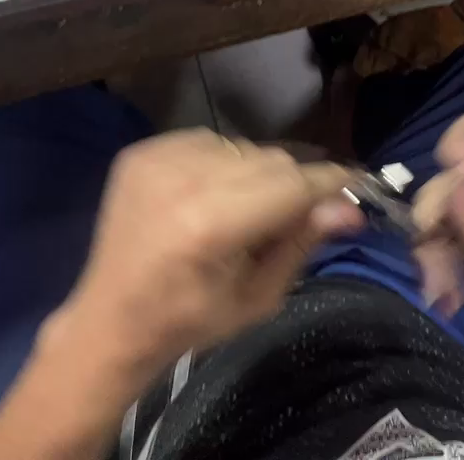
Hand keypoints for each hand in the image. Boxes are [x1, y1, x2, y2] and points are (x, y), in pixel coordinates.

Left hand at [45, 129, 363, 374]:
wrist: (108, 321)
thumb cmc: (188, 321)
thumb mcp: (256, 298)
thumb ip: (302, 244)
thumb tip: (349, 208)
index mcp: (209, 226)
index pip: (290, 185)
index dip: (328, 183)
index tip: (356, 182)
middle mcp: (183, 179)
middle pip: (271, 160)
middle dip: (292, 184)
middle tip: (291, 215)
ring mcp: (158, 159)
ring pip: (243, 147)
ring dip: (255, 173)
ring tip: (242, 210)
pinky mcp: (143, 151)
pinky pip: (209, 141)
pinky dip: (222, 164)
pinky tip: (208, 196)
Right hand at [410, 109, 463, 362]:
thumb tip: (452, 184)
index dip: (456, 146)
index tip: (449, 192)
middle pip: (449, 176)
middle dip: (434, 214)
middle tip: (433, 253)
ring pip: (440, 211)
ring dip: (431, 249)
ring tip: (439, 289)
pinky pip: (443, 241)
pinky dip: (438, 265)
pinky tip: (447, 296)